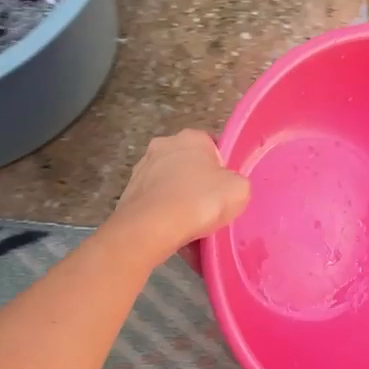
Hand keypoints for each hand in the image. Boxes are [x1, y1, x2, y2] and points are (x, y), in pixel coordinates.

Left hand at [104, 130, 250, 262]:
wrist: (152, 228)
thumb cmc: (200, 201)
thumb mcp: (239, 190)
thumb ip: (238, 182)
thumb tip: (229, 186)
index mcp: (192, 137)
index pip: (214, 147)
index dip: (223, 169)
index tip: (226, 189)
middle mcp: (164, 144)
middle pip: (189, 164)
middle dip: (198, 182)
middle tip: (210, 206)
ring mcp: (142, 167)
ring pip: (170, 183)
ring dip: (179, 198)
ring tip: (190, 224)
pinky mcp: (129, 191)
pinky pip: (155, 201)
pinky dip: (164, 212)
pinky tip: (172, 230)